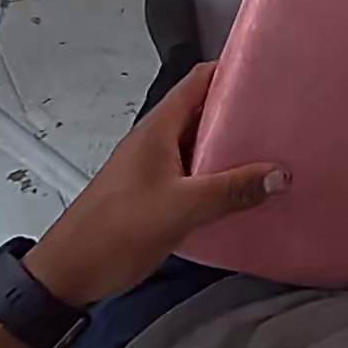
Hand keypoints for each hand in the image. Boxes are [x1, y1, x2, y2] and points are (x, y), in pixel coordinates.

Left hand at [24, 62, 288, 305]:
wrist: (65, 279)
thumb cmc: (111, 232)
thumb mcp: (180, 207)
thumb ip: (233, 190)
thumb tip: (281, 175)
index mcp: (158, 129)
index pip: (199, 80)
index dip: (232, 67)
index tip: (268, 68)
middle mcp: (158, 140)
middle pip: (207, 108)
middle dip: (244, 106)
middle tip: (282, 109)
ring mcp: (158, 165)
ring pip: (206, 140)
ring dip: (237, 141)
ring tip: (275, 144)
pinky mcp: (161, 190)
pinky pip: (202, 168)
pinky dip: (226, 169)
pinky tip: (249, 183)